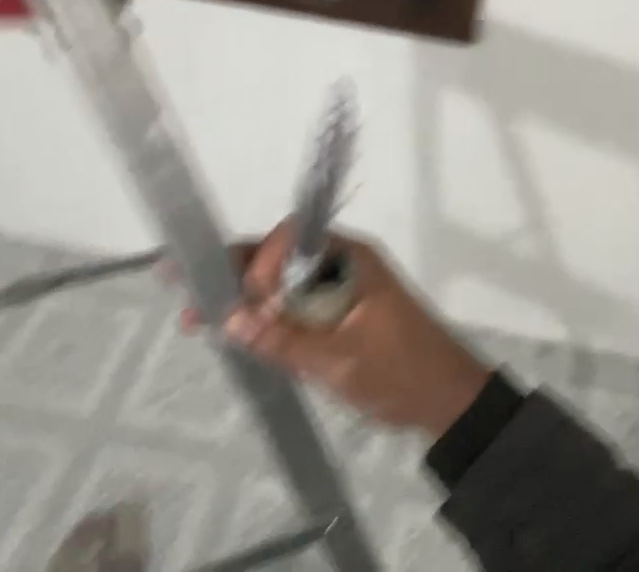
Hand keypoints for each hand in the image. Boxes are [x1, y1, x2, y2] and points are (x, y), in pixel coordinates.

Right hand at [180, 225, 490, 438]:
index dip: (260, 260)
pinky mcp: (338, 315)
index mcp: (349, 258)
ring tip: (199, 322)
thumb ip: (284, 340)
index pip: (291, 238)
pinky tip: (237, 334)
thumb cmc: (401, 372)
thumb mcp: (339, 361)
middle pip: (279, 259)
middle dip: (235, 278)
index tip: (244, 298)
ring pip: (282, 284)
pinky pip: (294, 306)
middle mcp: (341, 264)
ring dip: (245, 301)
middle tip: (189, 304)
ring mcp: (340, 289)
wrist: (449, 400)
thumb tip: (228, 318)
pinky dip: (267, 318)